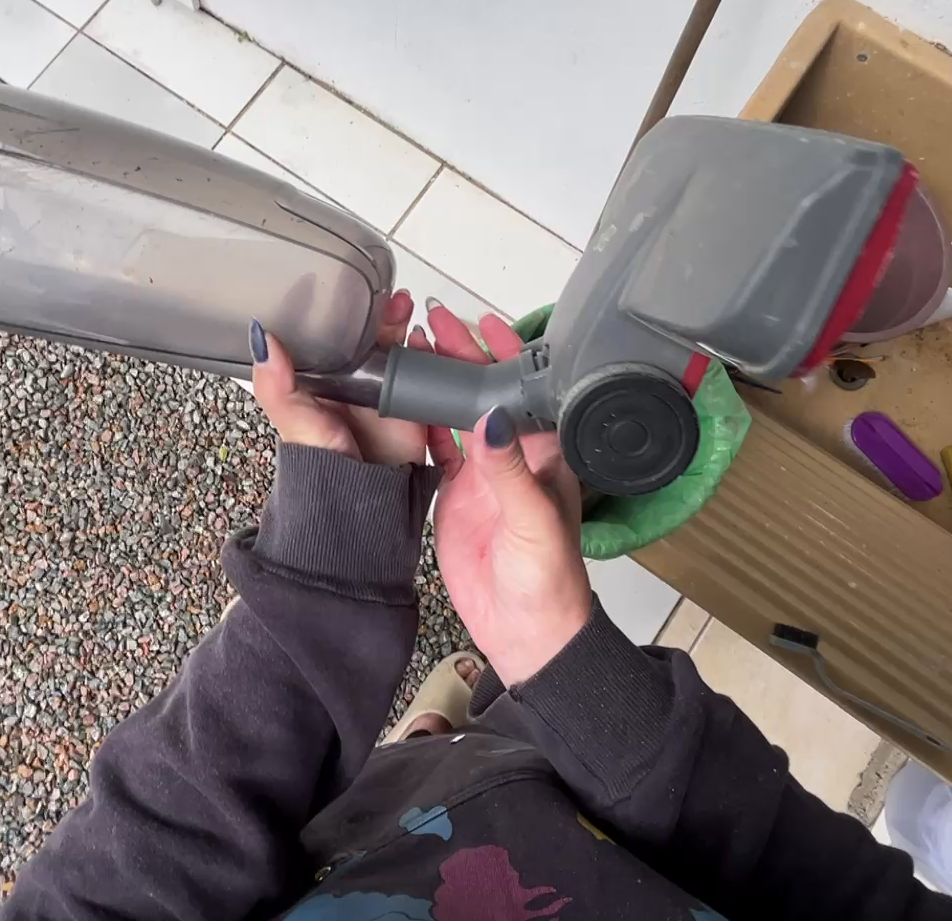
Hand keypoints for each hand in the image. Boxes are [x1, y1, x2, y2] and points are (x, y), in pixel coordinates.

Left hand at [249, 291, 428, 465]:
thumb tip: (259, 337)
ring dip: (402, 325)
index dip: (341, 311)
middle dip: (380, 312)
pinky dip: (426, 353)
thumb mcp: (292, 418)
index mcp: (322, 380)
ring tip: (405, 307)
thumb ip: (275, 382)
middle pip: (369, 335)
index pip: (331, 336)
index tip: (346, 286)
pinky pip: (421, 371)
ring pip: (396, 347)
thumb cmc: (322, 462)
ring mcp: (384, 390)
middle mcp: (353, 381)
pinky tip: (424, 340)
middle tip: (389, 296)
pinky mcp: (411, 402)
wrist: (362, 498)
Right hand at [423, 306, 589, 684]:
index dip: (505, 352)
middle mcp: (512, 455)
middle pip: (484, 393)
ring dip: (437, 384)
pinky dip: (419, 423)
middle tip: (431, 324)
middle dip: (461, 356)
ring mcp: (482, 474)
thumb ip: (509, 471)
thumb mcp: (533, 522)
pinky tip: (403, 401)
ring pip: (456, 415)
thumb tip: (487, 419)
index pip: (524, 389)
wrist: (524, 630)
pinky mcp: (456, 493)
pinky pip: (436, 448)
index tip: (480, 320)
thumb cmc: (549, 580)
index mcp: (543, 452)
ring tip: (412, 351)